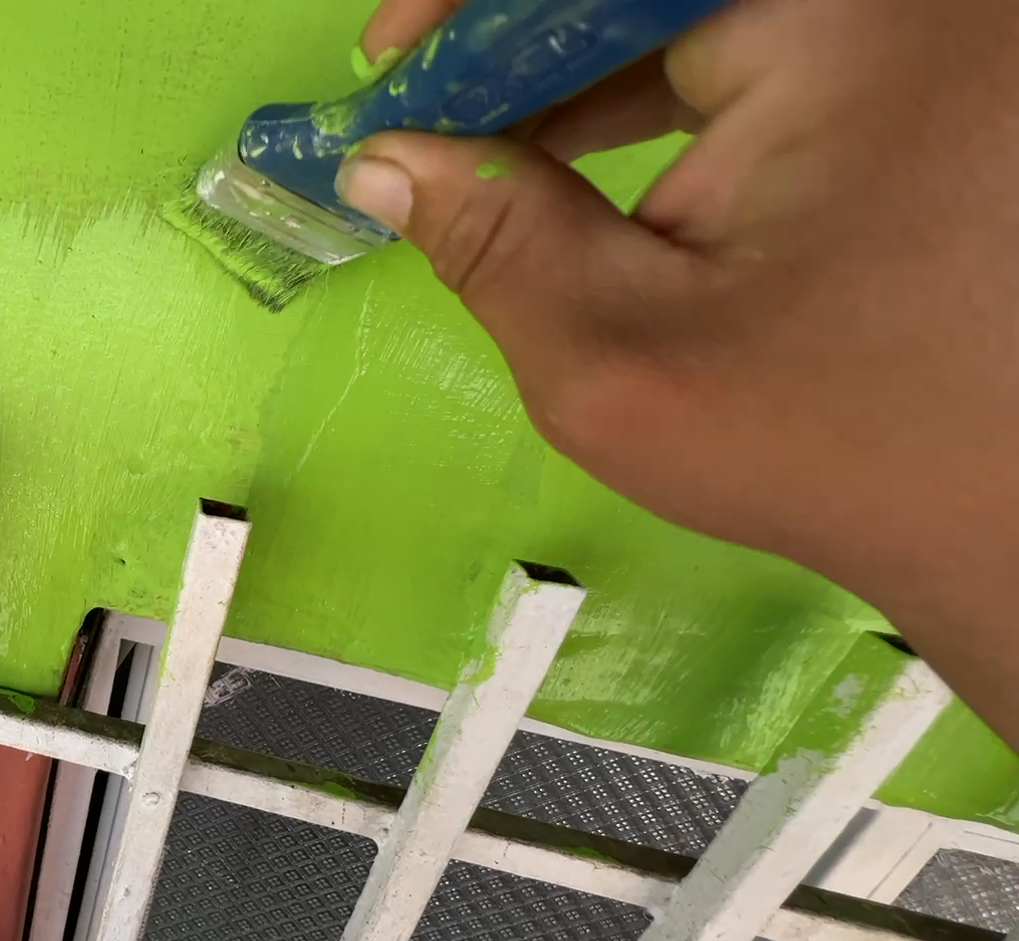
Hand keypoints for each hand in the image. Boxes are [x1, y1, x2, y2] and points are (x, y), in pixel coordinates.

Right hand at [337, 0, 1018, 741]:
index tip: (387, 59)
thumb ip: (489, 241)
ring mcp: (909, 27)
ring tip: (464, 150)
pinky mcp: (907, 62)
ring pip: (675, 9)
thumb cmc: (816, 437)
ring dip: (554, 69)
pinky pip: (729, 38)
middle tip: (413, 118)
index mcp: (850, 21)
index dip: (473, 0)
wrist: (1008, 497)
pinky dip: (623, 87)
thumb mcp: (609, 352)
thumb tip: (379, 163)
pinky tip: (557, 152)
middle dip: (505, 44)